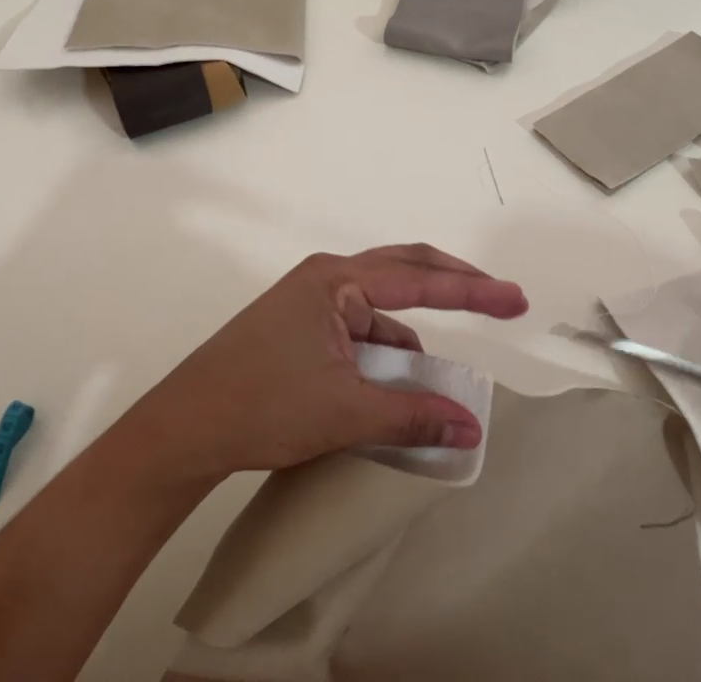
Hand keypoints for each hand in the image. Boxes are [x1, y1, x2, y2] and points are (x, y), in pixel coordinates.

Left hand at [113, 245, 526, 487]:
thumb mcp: (346, 413)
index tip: (516, 300)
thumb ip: (412, 416)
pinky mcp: (299, 329)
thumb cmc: (262, 406)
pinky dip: (385, 351)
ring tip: (439, 377)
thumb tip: (470, 428)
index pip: (421, 280)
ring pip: (380, 307)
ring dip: (413, 334)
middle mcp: (325, 280)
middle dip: (452, 285)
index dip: (474, 291)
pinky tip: (396, 384)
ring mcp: (308, 303)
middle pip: (404, 271)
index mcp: (336, 282)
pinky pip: (358, 330)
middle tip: (499, 300)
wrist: (184, 428)